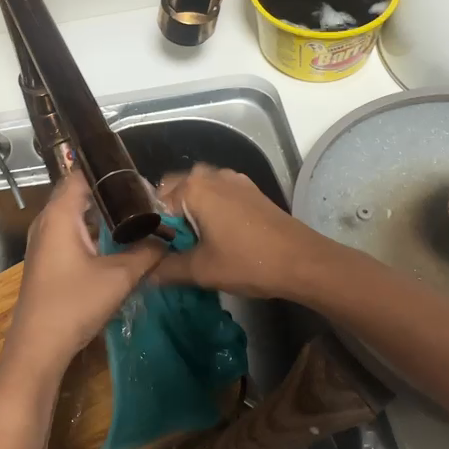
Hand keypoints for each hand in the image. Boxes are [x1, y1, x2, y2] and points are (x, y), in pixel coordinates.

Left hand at [1, 170, 165, 377]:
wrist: (38, 346)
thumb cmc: (74, 304)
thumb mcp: (119, 277)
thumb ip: (146, 254)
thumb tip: (167, 239)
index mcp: (60, 214)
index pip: (81, 175)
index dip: (108, 172)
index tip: (137, 177)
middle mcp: (47, 221)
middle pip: (78, 194)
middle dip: (108, 193)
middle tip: (142, 197)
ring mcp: (43, 241)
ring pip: (74, 215)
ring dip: (100, 214)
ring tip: (133, 217)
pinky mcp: (45, 259)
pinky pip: (69, 232)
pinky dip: (90, 231)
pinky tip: (113, 243)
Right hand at [153, 164, 323, 298]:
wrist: (304, 262)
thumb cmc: (248, 262)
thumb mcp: (201, 270)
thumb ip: (167, 269)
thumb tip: (145, 274)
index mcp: (194, 187)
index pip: (155, 202)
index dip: (151, 228)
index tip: (153, 250)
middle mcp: (211, 175)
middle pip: (176, 191)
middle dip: (170, 217)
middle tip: (171, 248)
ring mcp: (234, 180)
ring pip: (198, 193)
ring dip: (191, 213)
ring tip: (193, 244)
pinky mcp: (250, 191)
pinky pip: (218, 195)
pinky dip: (211, 211)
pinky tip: (218, 238)